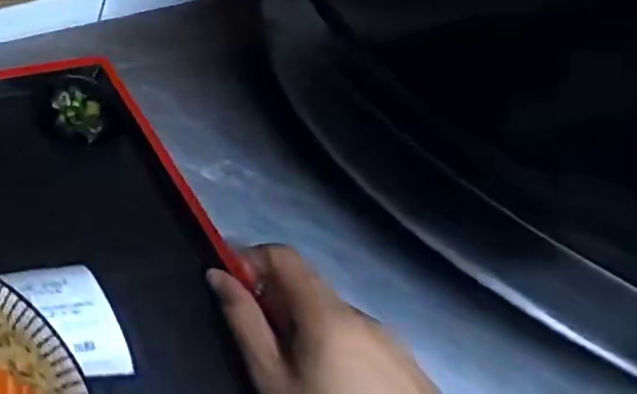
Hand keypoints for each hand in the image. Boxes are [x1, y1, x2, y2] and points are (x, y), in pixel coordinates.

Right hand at [208, 245, 437, 393]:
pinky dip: (345, 353)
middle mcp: (366, 319)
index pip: (283, 255)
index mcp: (329, 313)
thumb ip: (243, 320)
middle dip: (281, 304)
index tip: (236, 289)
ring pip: (339, 320)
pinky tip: (343, 390)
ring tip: (306, 375)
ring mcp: (400, 348)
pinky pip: (369, 346)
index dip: (252, 260)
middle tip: (266, 343)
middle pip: (311, 290)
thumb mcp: (272, 378)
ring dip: (313, 331)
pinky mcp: (419, 377)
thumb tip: (217, 274)